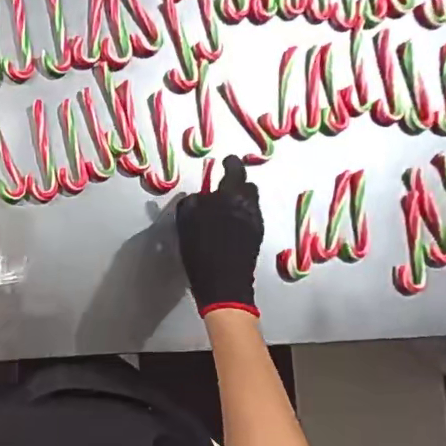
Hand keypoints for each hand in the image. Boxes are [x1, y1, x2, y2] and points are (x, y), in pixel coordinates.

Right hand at [175, 155, 263, 316]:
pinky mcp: (258, 234)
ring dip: (239, 197)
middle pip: (245, 183)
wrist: (224, 285)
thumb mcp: (187, 227)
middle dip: (235, 180)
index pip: (233, 169)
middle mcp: (247, 204)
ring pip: (250, 199)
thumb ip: (193, 207)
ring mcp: (255, 219)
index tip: (225, 161)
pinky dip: (242, 212)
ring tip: (226, 205)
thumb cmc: (200, 256)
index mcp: (230, 196)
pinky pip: (251, 214)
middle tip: (224, 182)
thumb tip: (196, 197)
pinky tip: (230, 224)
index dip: (229, 163)